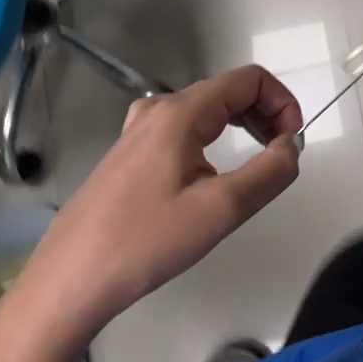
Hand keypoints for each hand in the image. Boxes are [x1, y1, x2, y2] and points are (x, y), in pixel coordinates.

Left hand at [24, 66, 303, 331]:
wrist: (69, 281)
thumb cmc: (146, 242)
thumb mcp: (222, 210)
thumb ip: (270, 172)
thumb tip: (291, 147)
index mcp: (181, 113)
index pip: (249, 80)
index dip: (283, 103)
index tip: (293, 143)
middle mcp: (157, 111)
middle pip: (229, 92)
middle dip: (267, 115)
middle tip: (282, 156)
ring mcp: (138, 133)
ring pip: (207, 112)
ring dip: (243, 128)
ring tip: (255, 167)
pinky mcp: (129, 157)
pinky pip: (185, 132)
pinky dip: (215, 141)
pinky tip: (214, 179)